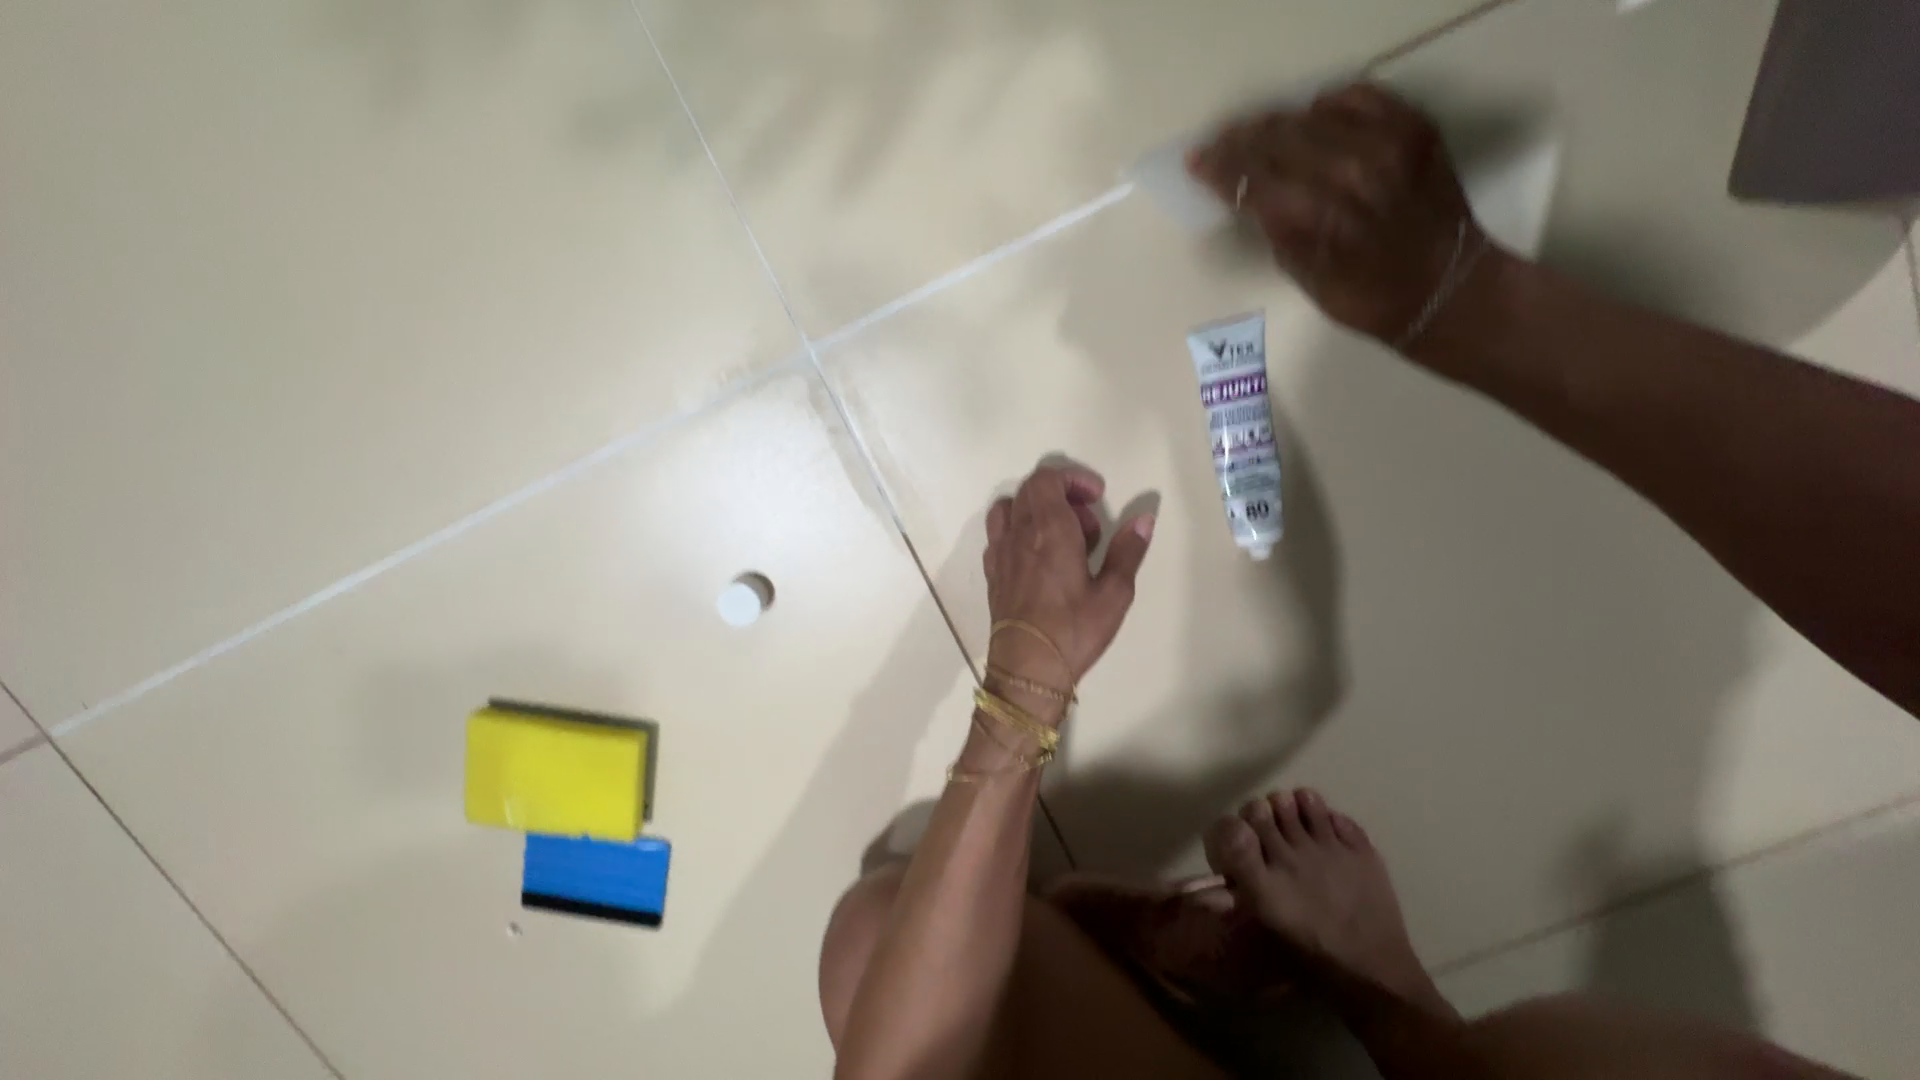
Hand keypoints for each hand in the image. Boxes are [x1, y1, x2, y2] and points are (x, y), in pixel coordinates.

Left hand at [982, 464, 1153, 720]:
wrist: (1027, 668)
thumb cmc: (1074, 630)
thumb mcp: (1114, 593)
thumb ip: (1127, 550)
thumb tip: (1144, 519)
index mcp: (1048, 529)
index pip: (1047, 479)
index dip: (1073, 479)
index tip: (1096, 497)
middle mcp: (1018, 533)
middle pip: (1030, 490)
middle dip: (1062, 495)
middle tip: (1088, 526)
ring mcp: (1000, 552)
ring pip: (1010, 509)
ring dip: (1036, 511)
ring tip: (1063, 538)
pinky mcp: (992, 573)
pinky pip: (1000, 534)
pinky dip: (1020, 532)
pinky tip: (1041, 559)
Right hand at [1187, 82, 1486, 342]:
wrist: (1444, 287)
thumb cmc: (1363, 298)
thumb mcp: (1302, 274)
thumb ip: (1274, 228)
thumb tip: (1248, 196)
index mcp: (1314, 220)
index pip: (1251, 178)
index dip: (1219, 168)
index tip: (1197, 163)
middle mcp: (1347, 173)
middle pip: (1275, 140)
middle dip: (1240, 141)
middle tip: (1219, 144)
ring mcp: (1384, 145)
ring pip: (1309, 115)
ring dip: (1275, 123)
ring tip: (1256, 130)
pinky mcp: (1411, 128)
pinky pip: (1357, 97)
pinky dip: (1328, 106)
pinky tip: (1314, 119)